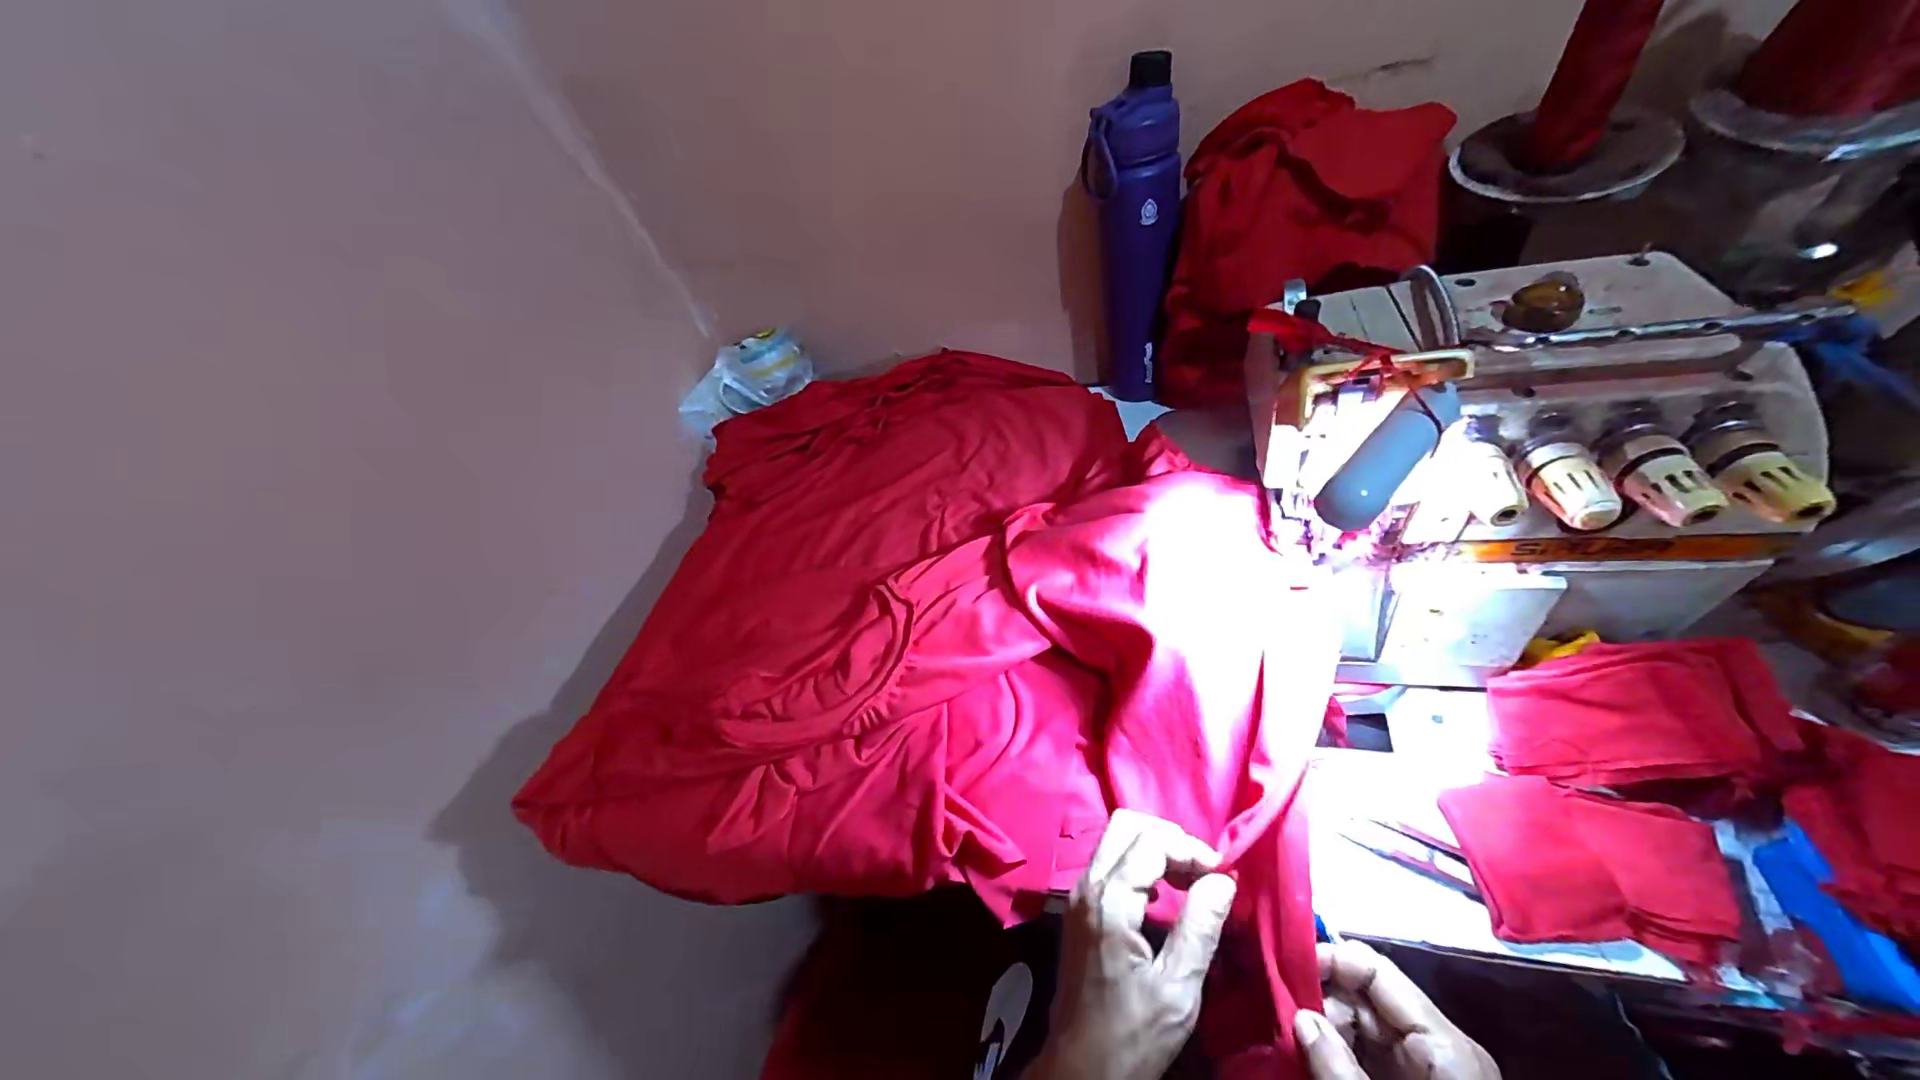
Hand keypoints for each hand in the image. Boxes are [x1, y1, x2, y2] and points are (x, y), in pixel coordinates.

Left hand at [1027, 810, 1238, 1079]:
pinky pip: (1111, 861)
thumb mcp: (1177, 988)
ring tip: (1193, 879)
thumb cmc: (1132, 1034)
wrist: (1081, 1067)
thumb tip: (1223, 879)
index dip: (1191, 849)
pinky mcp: (1081, 907)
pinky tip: (1167, 891)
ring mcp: (1080, 893)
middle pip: (1126, 825)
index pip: (1151, 841)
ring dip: (1156, 847)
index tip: (1223, 874)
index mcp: (1109, 900)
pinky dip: (1141, 862)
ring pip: (1116, 839)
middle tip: (1204, 869)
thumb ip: (1199, 927)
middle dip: (1170, 836)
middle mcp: (1088, 884)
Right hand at [1295, 940, 1499, 1079]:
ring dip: (1325, 1025)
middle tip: (1285, 1014)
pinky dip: (1339, 1048)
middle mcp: (1437, 1044)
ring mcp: (1427, 1068)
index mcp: (1445, 1043)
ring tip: (1295, 1040)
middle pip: (1365, 996)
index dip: (1330, 959)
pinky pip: (1368, 1050)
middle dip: (1322, 1000)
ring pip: (1361, 1023)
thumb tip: (1300, 1017)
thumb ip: (1340, 1066)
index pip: (1379, 970)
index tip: (1284, 965)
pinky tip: (1313, 1055)